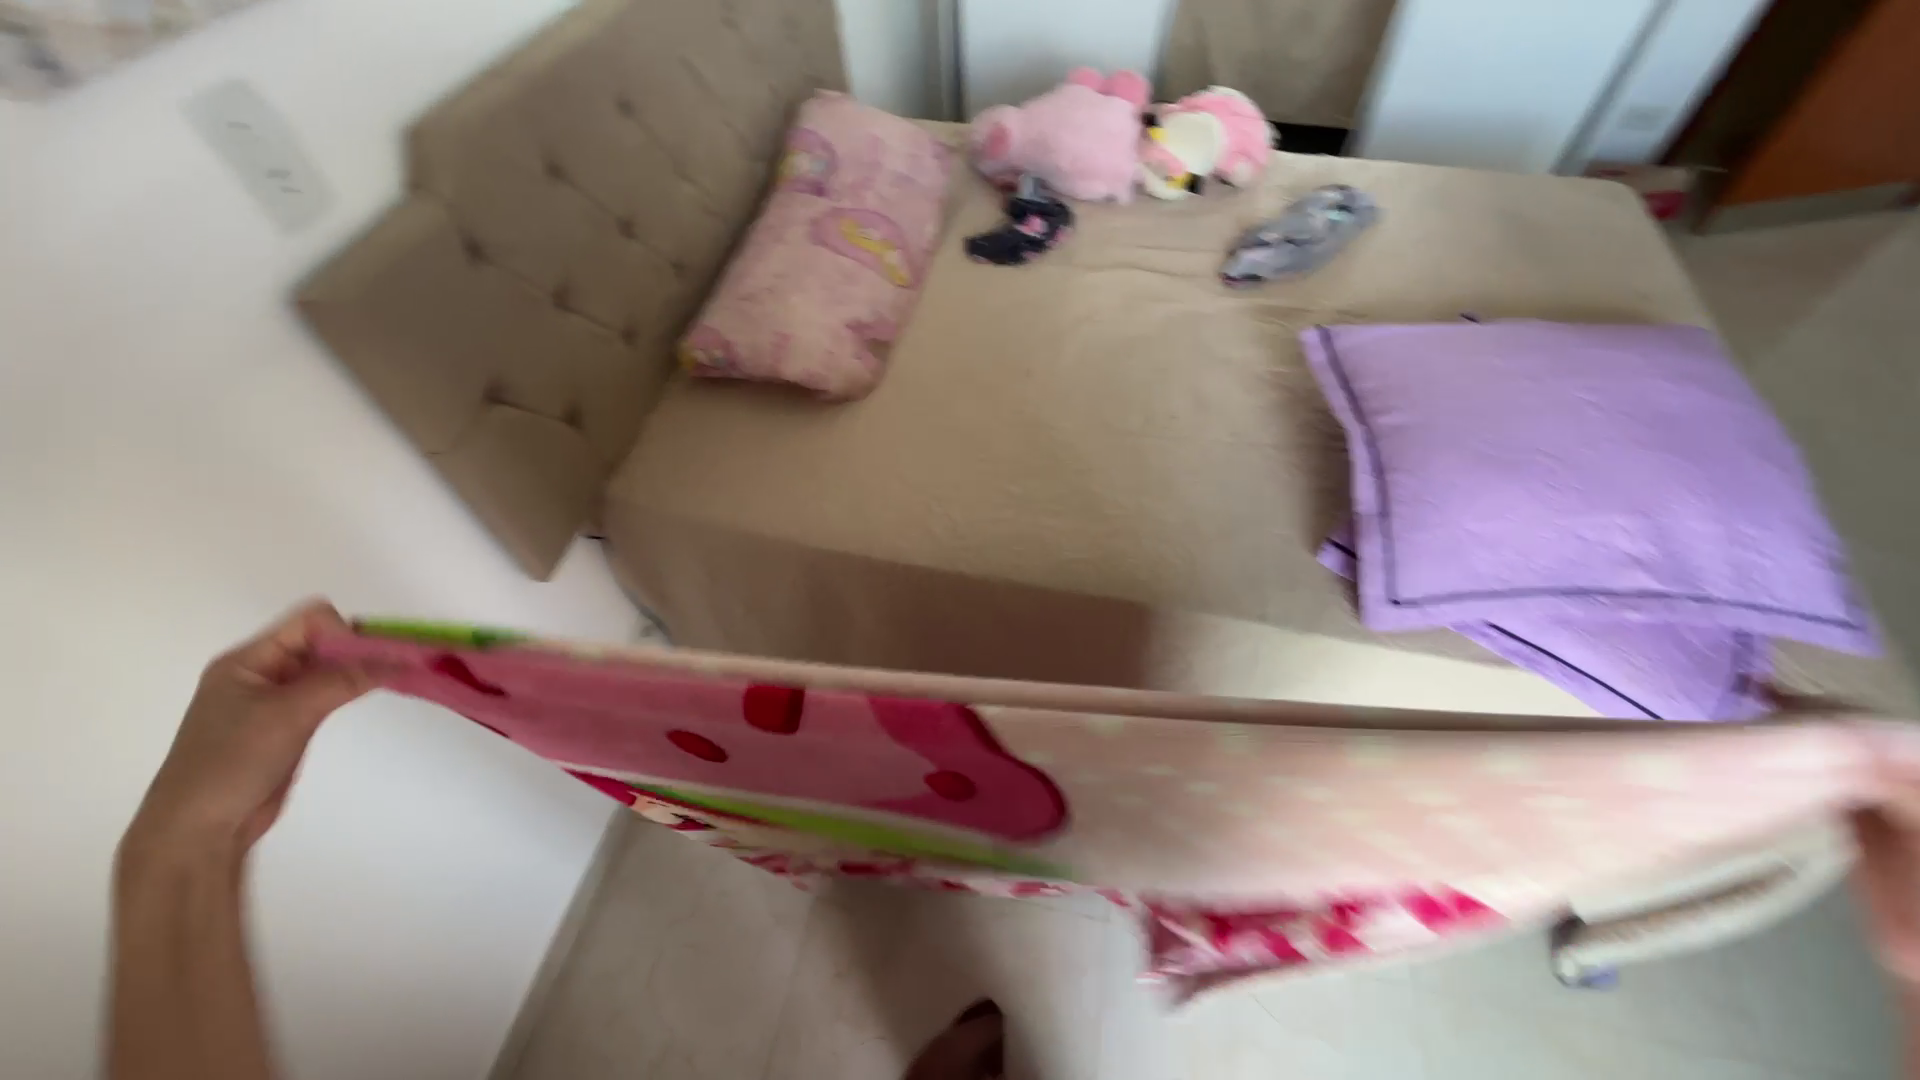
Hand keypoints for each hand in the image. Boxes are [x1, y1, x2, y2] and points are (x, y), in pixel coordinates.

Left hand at [122, 601, 381, 865]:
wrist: (201, 826)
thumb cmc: (233, 762)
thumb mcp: (290, 713)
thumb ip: (344, 680)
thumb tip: (401, 657)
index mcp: (247, 660)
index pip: (310, 621)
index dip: (346, 632)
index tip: (376, 657)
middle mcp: (261, 671)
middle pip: (322, 640)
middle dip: (360, 647)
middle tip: (397, 665)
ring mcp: (274, 697)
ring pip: (328, 665)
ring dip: (359, 667)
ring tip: (394, 676)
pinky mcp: (288, 721)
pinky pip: (327, 689)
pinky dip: (352, 686)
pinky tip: (370, 692)